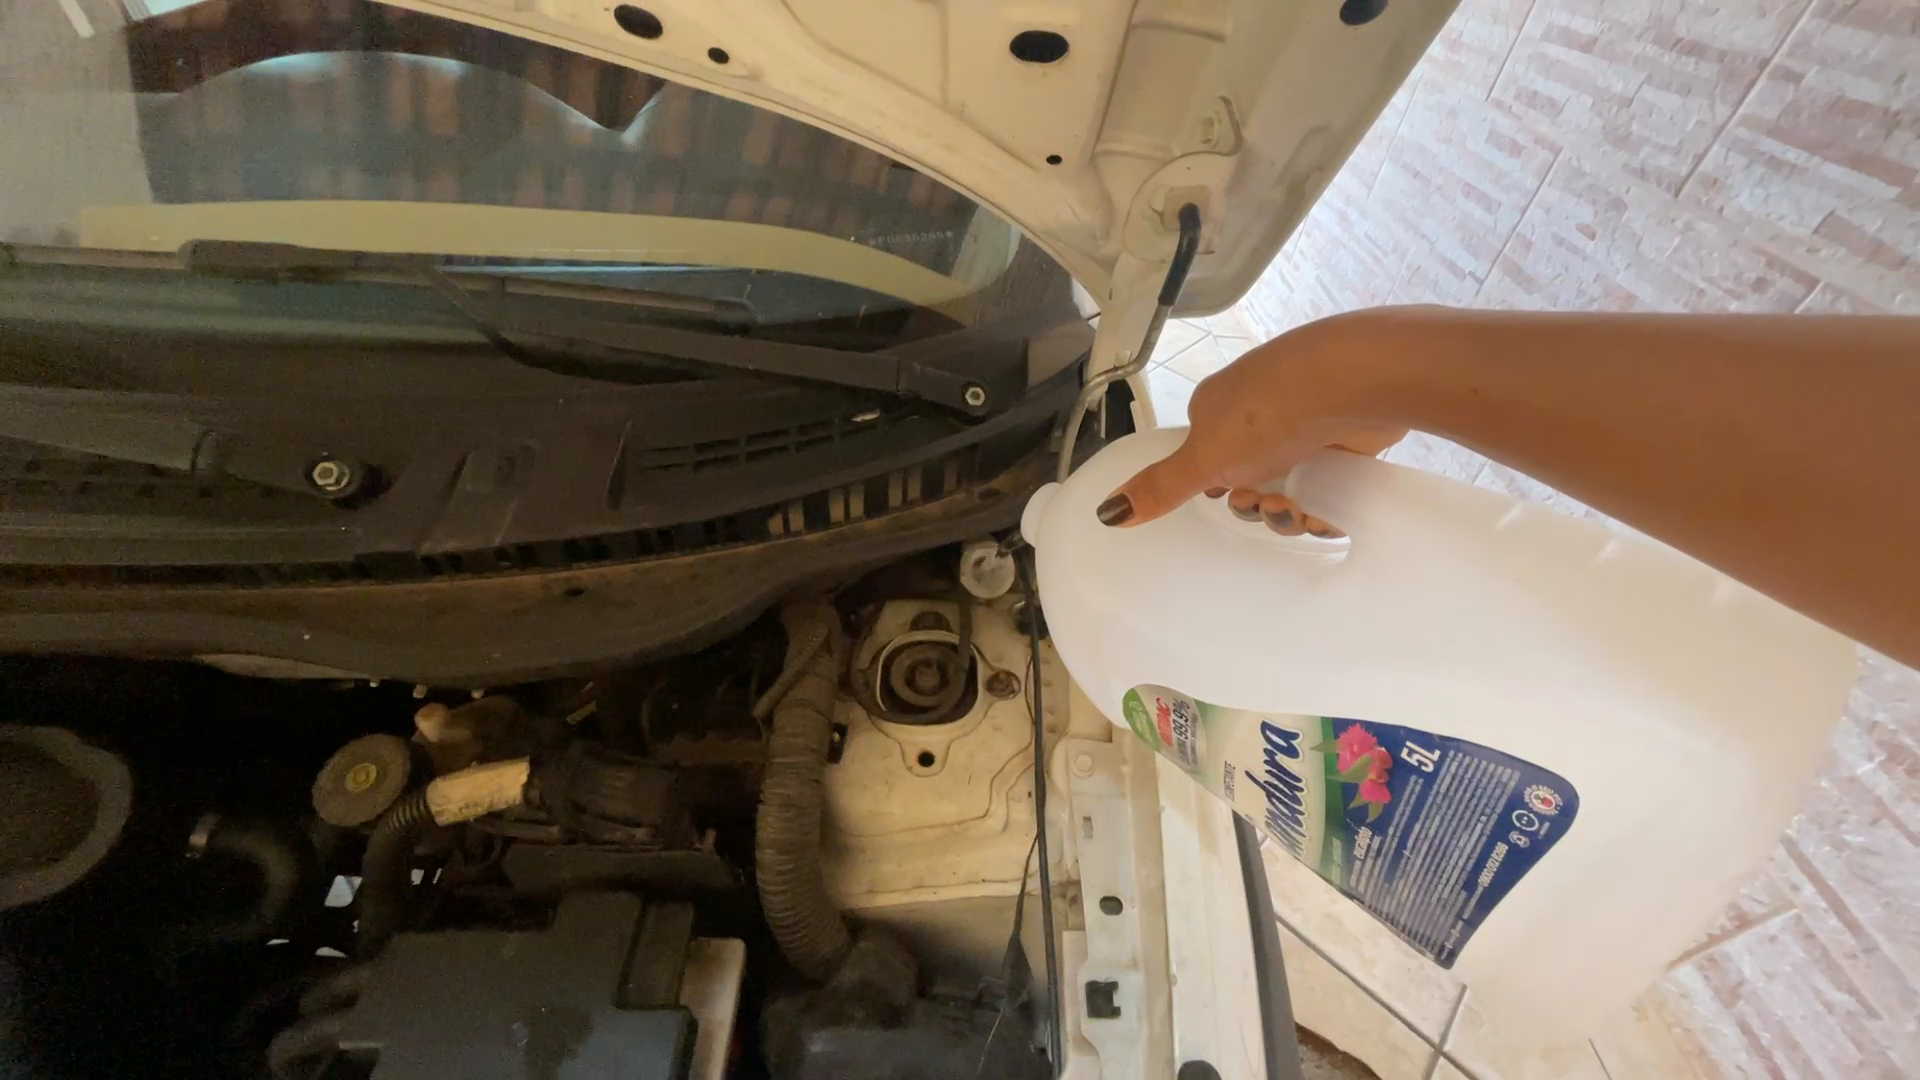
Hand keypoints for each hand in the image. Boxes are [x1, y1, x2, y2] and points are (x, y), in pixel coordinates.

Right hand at [1096, 315, 1406, 536]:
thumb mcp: (1203, 458)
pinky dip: (1326, 501)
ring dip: (1291, 509)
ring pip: (1288, 483)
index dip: (1214, 490)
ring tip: (1303, 509)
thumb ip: (1160, 488)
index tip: (1227, 501)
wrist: (1358, 379)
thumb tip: (1105, 513)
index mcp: (1217, 405)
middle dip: (1256, 504)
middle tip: (1271, 506)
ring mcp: (1304, 418)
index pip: (1204, 458)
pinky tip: (1330, 508)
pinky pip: (1326, 480)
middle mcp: (1258, 408)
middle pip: (1247, 477)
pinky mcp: (1347, 430)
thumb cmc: (1268, 412)